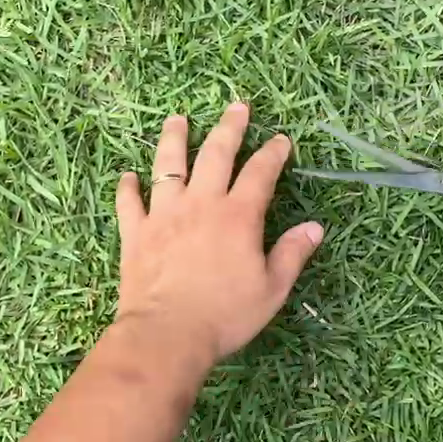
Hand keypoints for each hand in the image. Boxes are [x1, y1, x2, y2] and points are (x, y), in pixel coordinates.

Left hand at [113, 103, 324, 365]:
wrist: (167, 335)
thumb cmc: (225, 316)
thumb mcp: (271, 290)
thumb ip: (292, 254)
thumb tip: (315, 228)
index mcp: (238, 216)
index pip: (260, 173)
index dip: (273, 154)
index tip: (281, 140)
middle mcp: (201, 204)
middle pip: (216, 154)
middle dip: (229, 127)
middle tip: (237, 107)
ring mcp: (163, 215)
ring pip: (168, 165)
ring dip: (174, 139)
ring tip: (177, 120)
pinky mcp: (135, 233)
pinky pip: (128, 202)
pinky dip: (127, 188)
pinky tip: (128, 177)